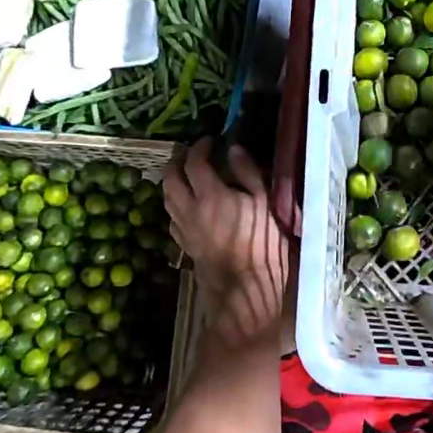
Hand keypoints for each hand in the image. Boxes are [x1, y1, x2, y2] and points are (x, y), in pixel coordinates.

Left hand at [163, 138, 290, 344]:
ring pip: (167, 198)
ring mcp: (183, 229)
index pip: (194, 161)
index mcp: (209, 194)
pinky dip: (177, 205)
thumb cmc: (263, 246)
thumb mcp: (265, 203)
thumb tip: (233, 149)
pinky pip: (172, 218)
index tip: (210, 140)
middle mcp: (189, 209)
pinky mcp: (185, 246)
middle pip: (170, 177)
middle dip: (178, 161)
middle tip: (192, 154)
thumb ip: (248, 173)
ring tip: (188, 177)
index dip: (200, 146)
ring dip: (174, 182)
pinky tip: (190, 207)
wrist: (247, 292)